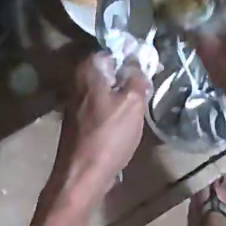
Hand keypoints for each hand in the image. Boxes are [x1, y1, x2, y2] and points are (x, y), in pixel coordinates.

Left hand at [50, 53, 147, 206]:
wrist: (82, 175)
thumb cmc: (108, 136)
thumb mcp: (132, 103)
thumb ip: (137, 78)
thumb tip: (139, 64)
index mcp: (88, 71)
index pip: (111, 50)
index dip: (132, 54)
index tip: (150, 62)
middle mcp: (77, 82)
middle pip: (108, 70)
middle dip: (128, 75)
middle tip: (149, 83)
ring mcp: (76, 104)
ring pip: (105, 90)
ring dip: (123, 94)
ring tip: (143, 101)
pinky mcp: (78, 123)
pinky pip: (101, 107)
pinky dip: (114, 110)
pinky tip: (128, 121)